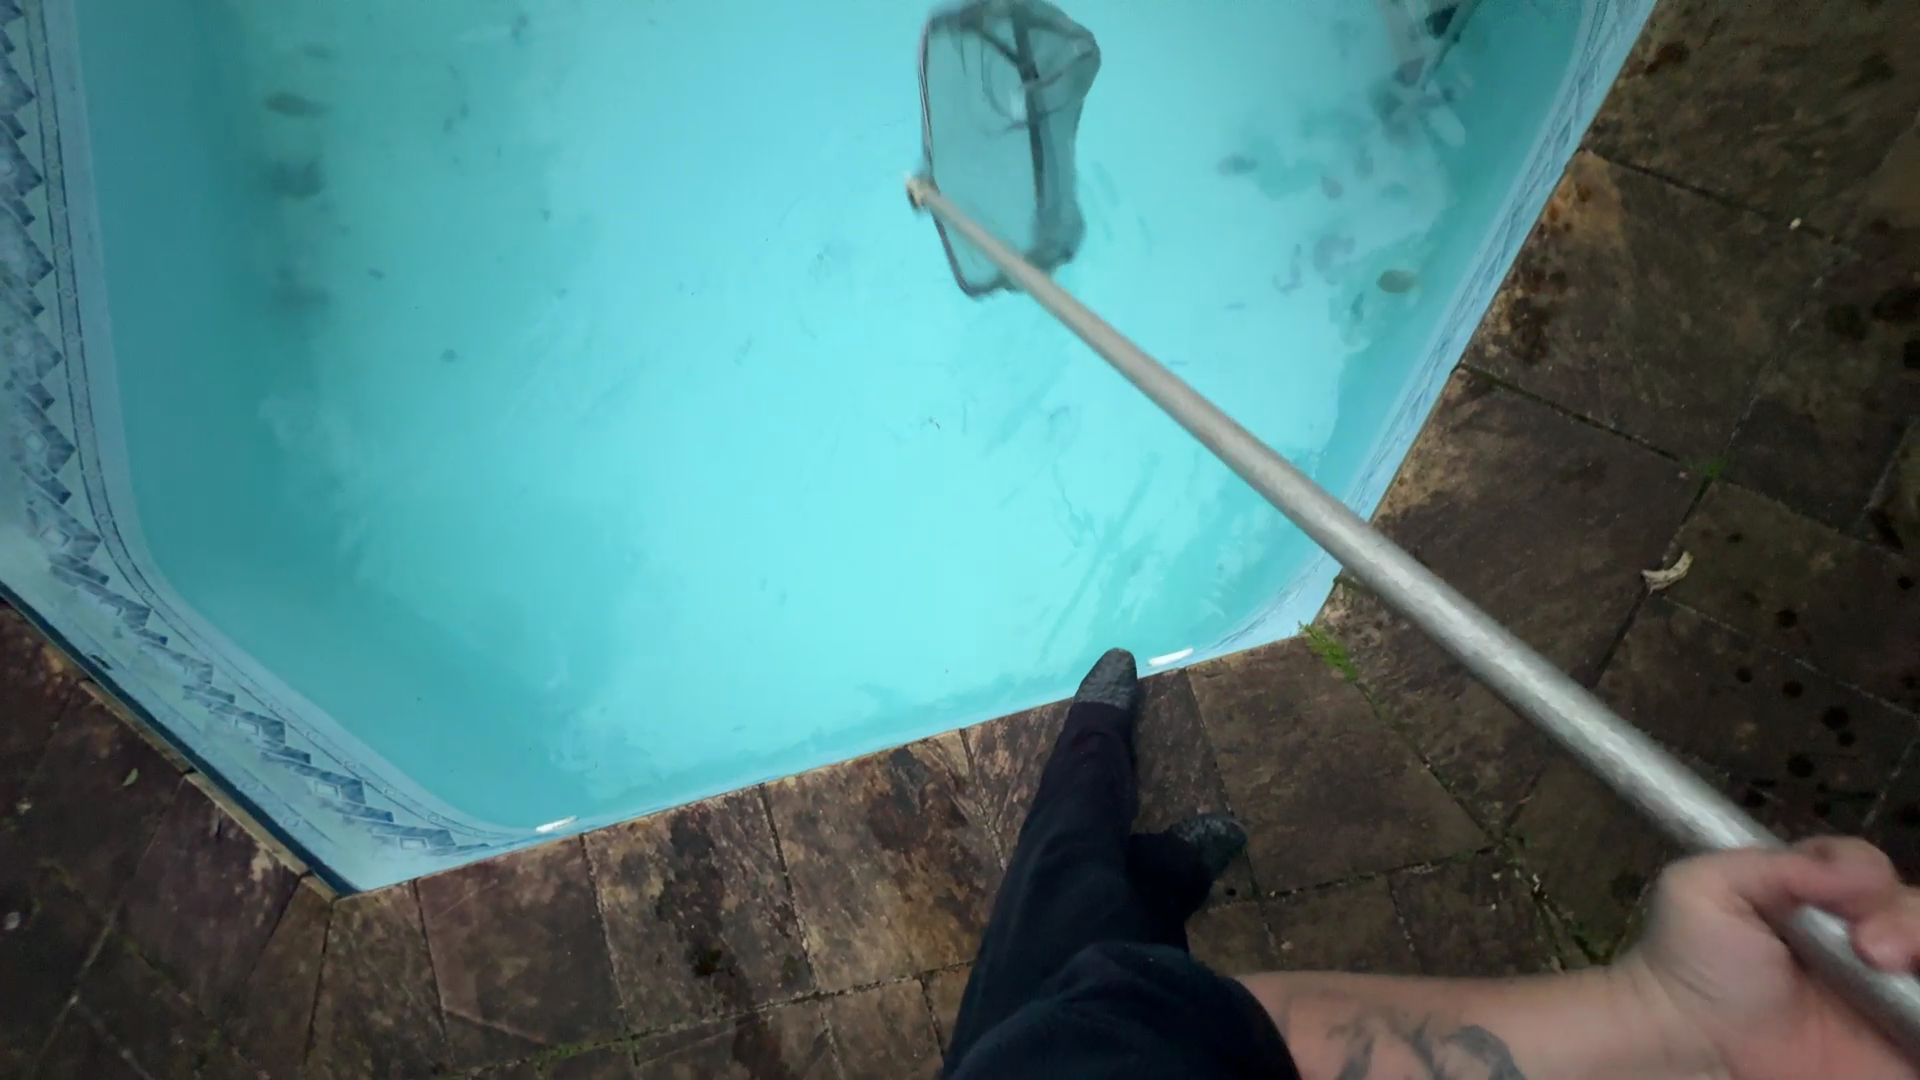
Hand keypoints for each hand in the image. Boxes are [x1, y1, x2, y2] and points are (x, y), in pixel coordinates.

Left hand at [1621, 838, 1919, 1079]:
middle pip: (1919, 906)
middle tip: (1873, 951)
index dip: (1865, 872)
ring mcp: (1895, 987)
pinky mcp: (1916, 1037)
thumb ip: (1767, 864)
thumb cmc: (1693, 958)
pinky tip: (1916, 1003)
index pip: (1868, 867)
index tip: (1846, 896)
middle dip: (1909, 919)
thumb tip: (1857, 868)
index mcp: (1809, 895)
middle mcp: (1861, 934)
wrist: (1703, 1039)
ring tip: (1889, 969)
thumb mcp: (1701, 888)